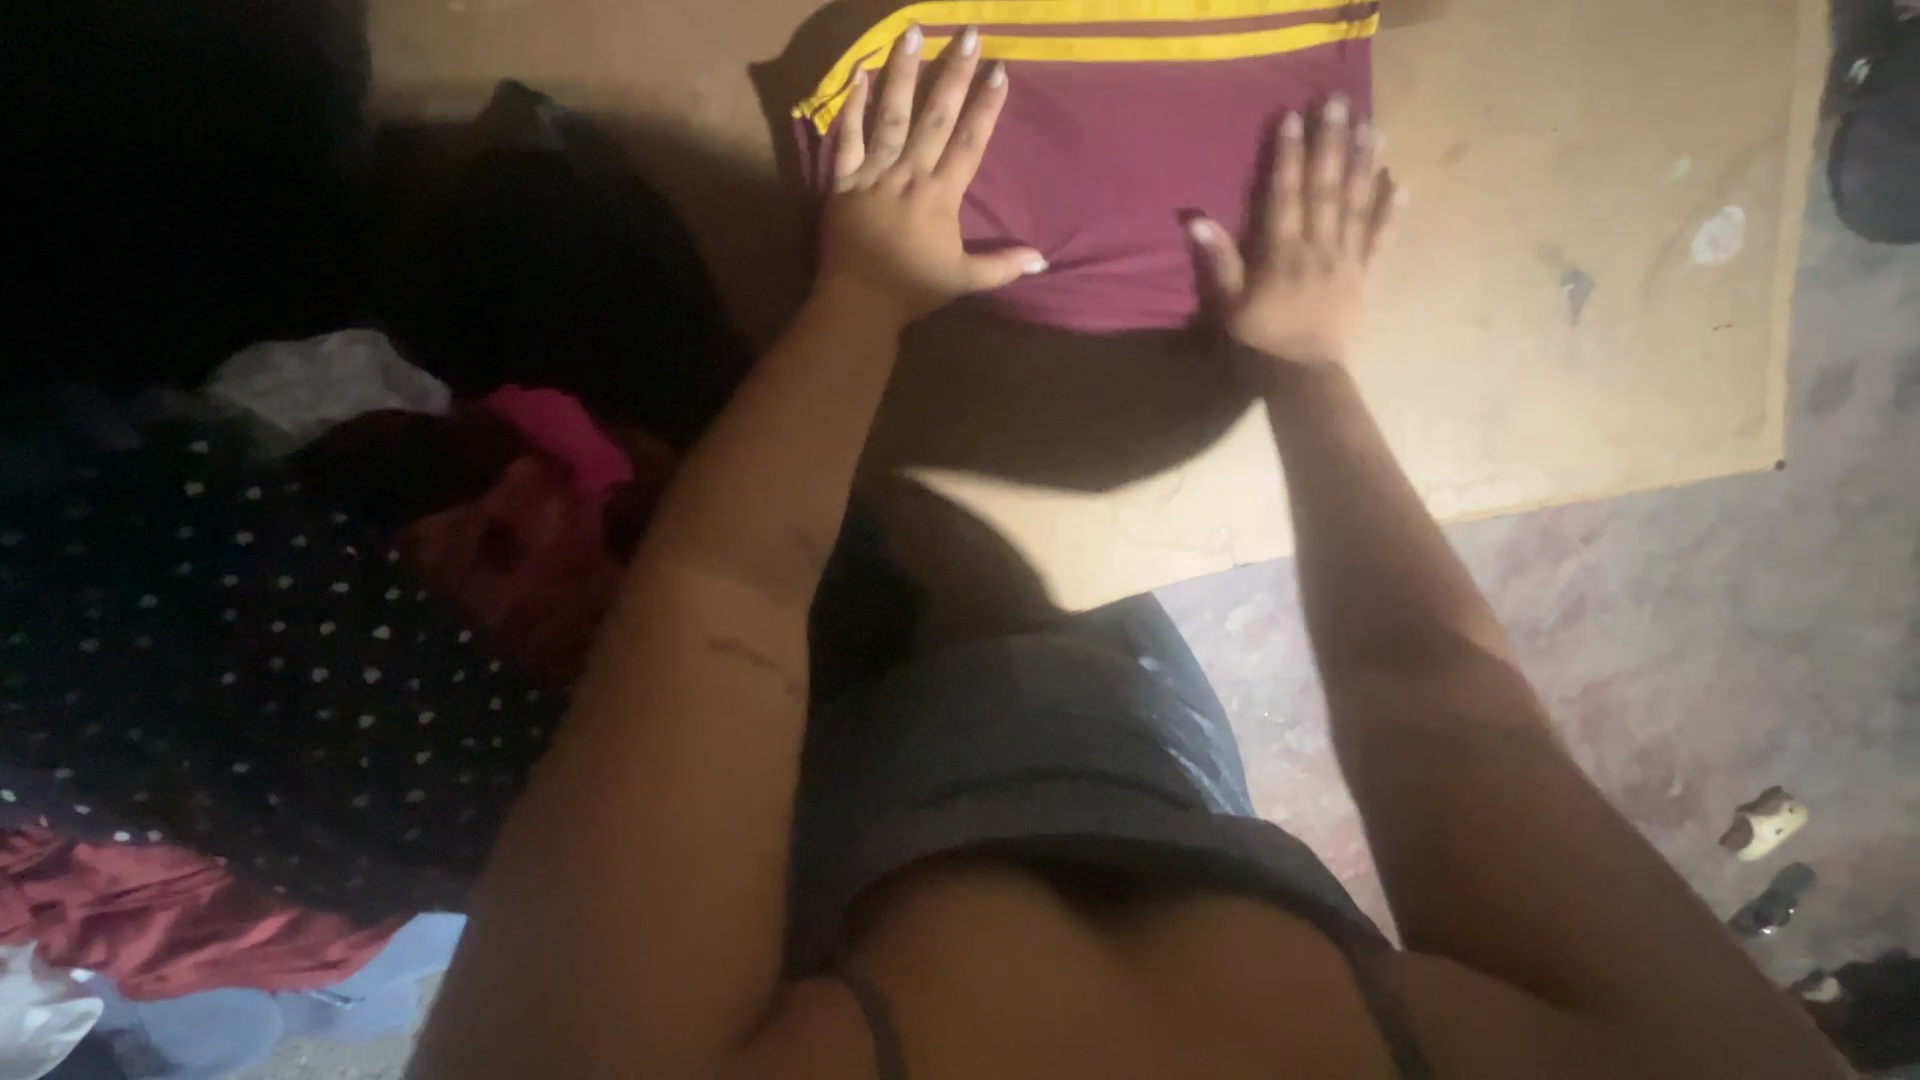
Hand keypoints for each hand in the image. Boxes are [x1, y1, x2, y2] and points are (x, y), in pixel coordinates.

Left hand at [814, 24, 1046, 330]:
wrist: (858, 302)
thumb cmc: (912, 290)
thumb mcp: (963, 281)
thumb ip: (1001, 266)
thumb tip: (1042, 260)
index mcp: (940, 196)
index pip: (969, 142)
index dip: (986, 107)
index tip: (1000, 70)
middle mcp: (909, 174)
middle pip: (935, 117)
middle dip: (954, 74)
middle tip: (968, 33)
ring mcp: (873, 174)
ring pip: (890, 115)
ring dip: (903, 72)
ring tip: (913, 31)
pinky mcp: (843, 181)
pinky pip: (846, 137)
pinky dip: (851, 105)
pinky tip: (859, 72)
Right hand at [1188, 96, 1400, 370]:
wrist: (1303, 377)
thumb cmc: (1259, 343)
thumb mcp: (1228, 307)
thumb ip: (1220, 262)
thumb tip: (1197, 221)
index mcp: (1282, 254)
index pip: (1284, 194)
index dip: (1287, 155)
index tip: (1292, 118)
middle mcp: (1318, 248)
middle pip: (1325, 188)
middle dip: (1330, 143)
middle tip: (1338, 102)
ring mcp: (1347, 261)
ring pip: (1358, 204)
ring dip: (1364, 163)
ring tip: (1372, 126)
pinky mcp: (1366, 278)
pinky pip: (1381, 239)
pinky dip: (1391, 210)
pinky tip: (1399, 182)